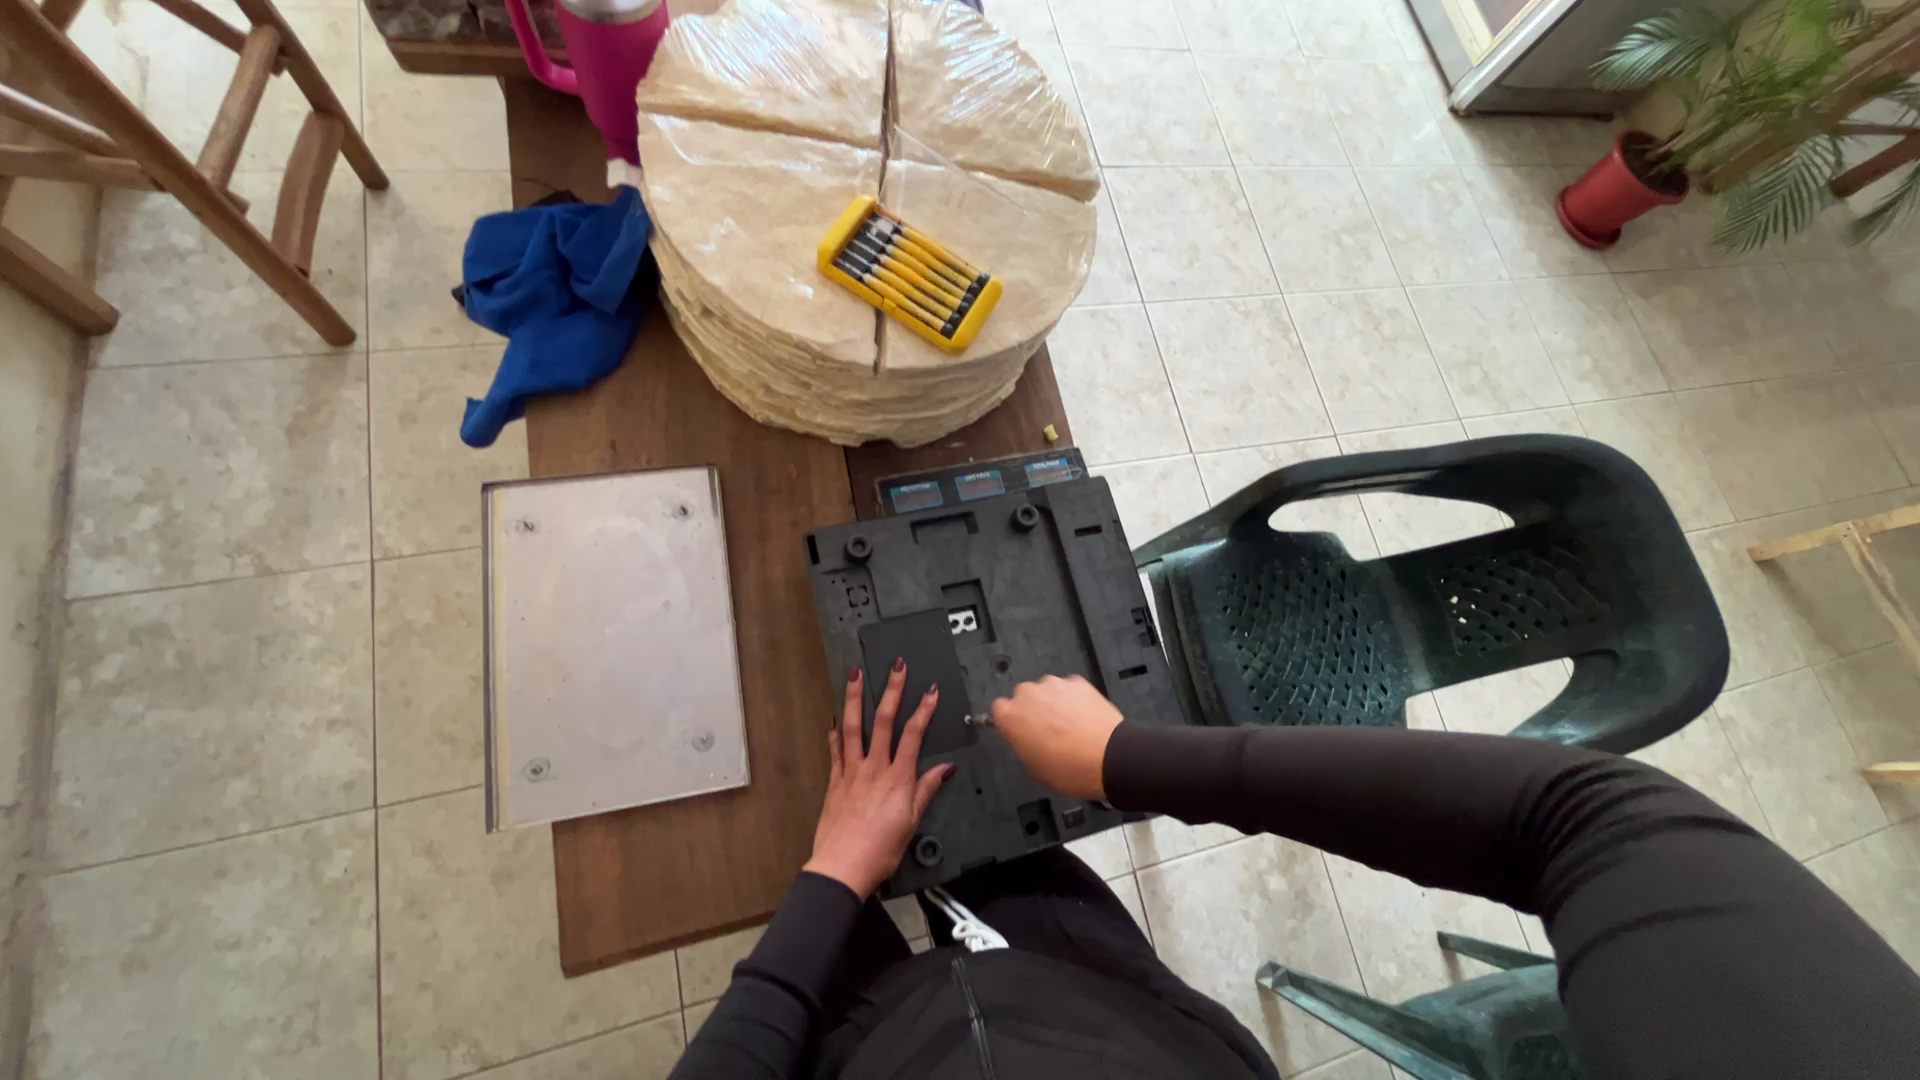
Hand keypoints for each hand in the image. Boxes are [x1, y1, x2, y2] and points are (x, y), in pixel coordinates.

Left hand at [804, 660, 953, 898]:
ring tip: (855, 675)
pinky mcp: (835, 782)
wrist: (842, 867)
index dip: (923, 709)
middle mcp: (874, 768)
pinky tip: (834, 718)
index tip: (930, 690)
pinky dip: (834, 732)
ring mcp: (851, 772)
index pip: (914, 734)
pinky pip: (835, 751)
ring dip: (855, 698)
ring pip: (853, 727)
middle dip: (891, 690)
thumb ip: (926, 790)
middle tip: (896, 667)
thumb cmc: (879, 850)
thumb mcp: (912, 821)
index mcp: (897, 778)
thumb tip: (944, 769)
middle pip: (883, 721)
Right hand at [989, 674, 1123, 800]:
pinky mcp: (1077, 682)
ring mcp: (1054, 685)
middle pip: (1022, 697)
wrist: (1110, 758)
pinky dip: (1073, 699)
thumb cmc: (1071, 768)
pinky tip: (1082, 718)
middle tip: (1046, 732)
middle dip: (1031, 711)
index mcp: (1011, 716)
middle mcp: (1028, 694)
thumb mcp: (1035, 770)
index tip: (1018, 731)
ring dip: (1053, 703)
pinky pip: (1069, 689)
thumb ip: (1023, 747)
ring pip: (1046, 691)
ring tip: (1068, 726)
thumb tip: (1028, 741)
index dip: (1009, 722)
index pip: (998, 710)